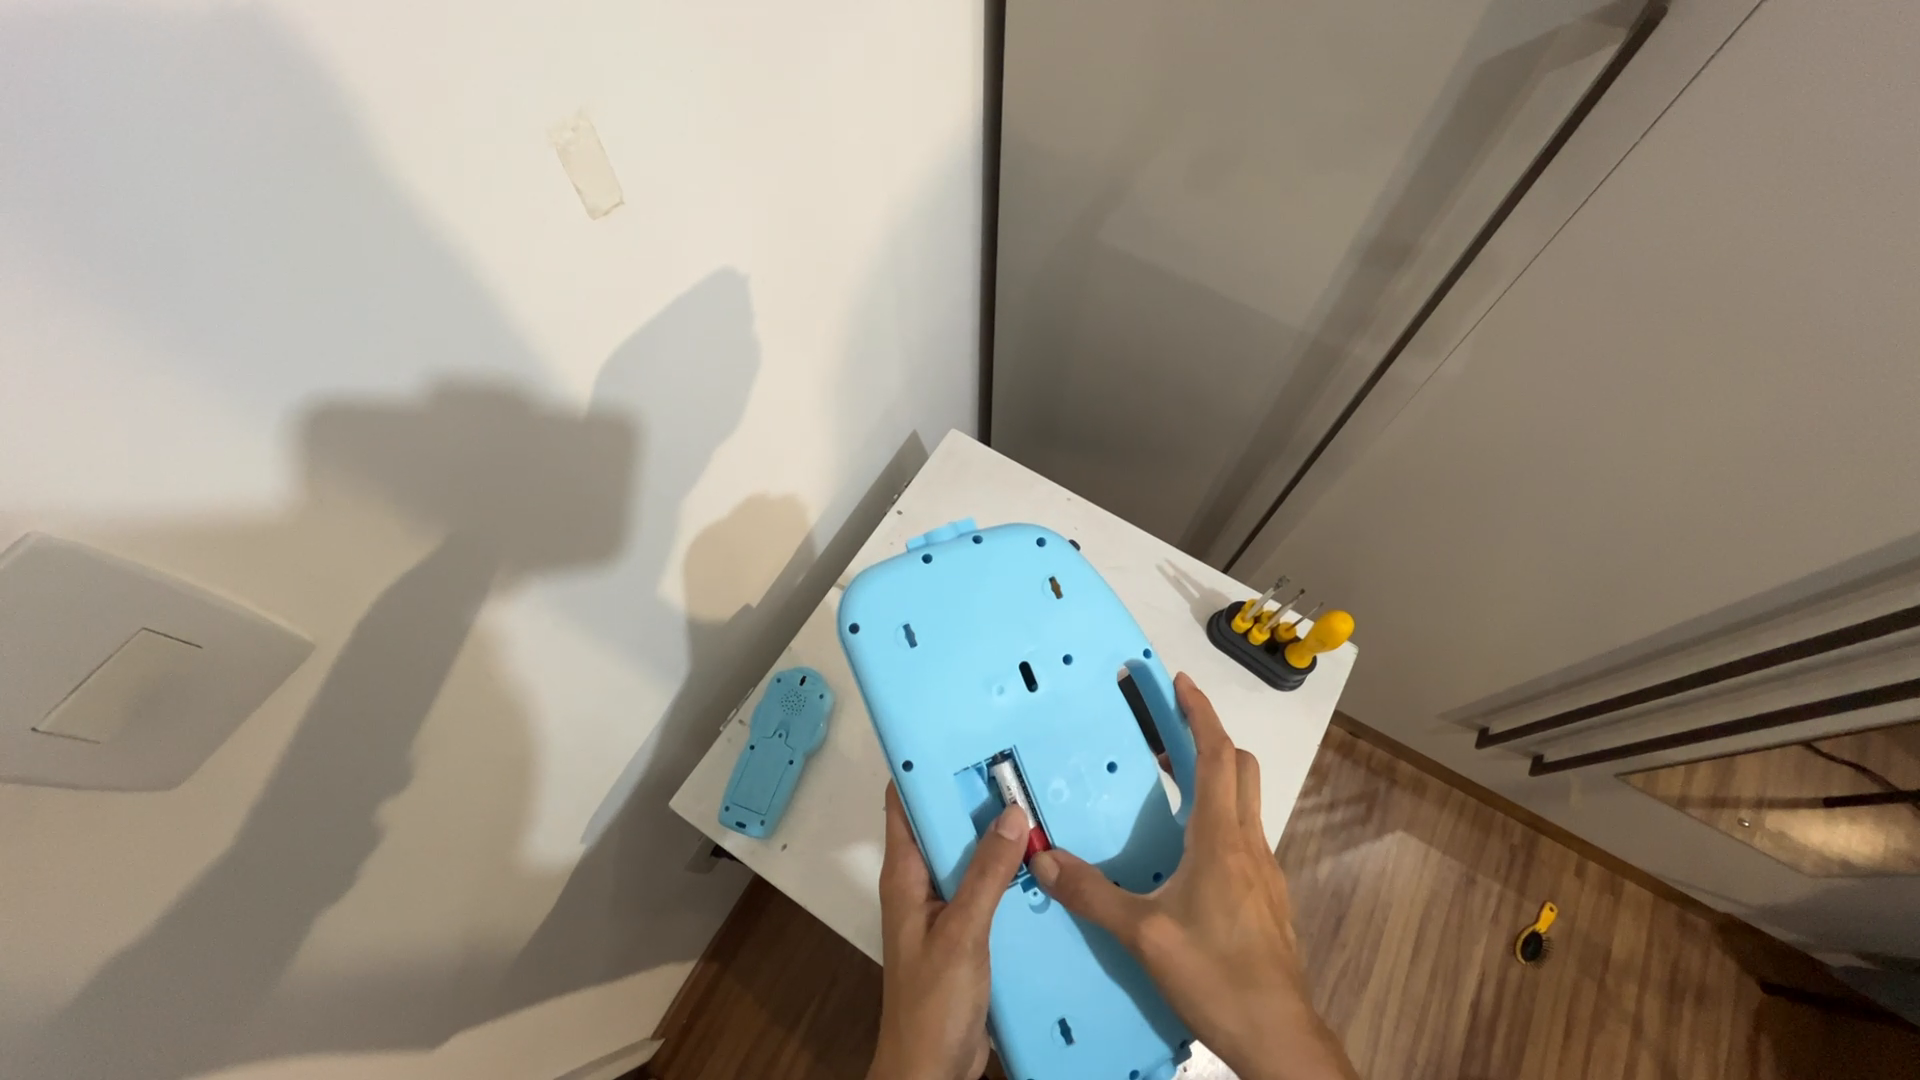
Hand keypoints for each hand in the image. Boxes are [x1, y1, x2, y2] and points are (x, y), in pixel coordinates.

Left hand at [867, 782, 1028, 1079]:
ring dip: (996, 832)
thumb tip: (1013, 812)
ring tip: (1036, 798)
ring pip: (970, 854)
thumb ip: (986, 874)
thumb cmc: (933, 999)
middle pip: (944, 823)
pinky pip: (988, 885)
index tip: (957, 734)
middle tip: (1015, 760)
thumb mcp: (962, 932)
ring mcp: (945, 905)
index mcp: (905, 873)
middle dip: (973, 793)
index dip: (922, 767)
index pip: (904, 802)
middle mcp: (922, 881)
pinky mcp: (967, 928)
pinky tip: (1043, 859)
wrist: (932, 1070)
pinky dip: (1010, 868)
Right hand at [1029, 673, 1357, 1079]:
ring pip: (1246, 802)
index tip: (1181, 682)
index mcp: (1221, 838)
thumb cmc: (1215, 975)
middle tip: (1169, 729)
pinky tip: (1187, 850)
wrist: (1279, 1038)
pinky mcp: (1267, 897)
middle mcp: (1249, 843)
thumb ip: (1093, 894)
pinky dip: (1218, 816)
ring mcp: (1264, 871)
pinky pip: (1243, 834)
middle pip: (1240, 769)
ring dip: (1215, 776)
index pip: (1216, 757)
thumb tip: (1044, 860)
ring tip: (1170, 781)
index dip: (1200, 714)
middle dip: (1210, 737)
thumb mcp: (1144, 935)